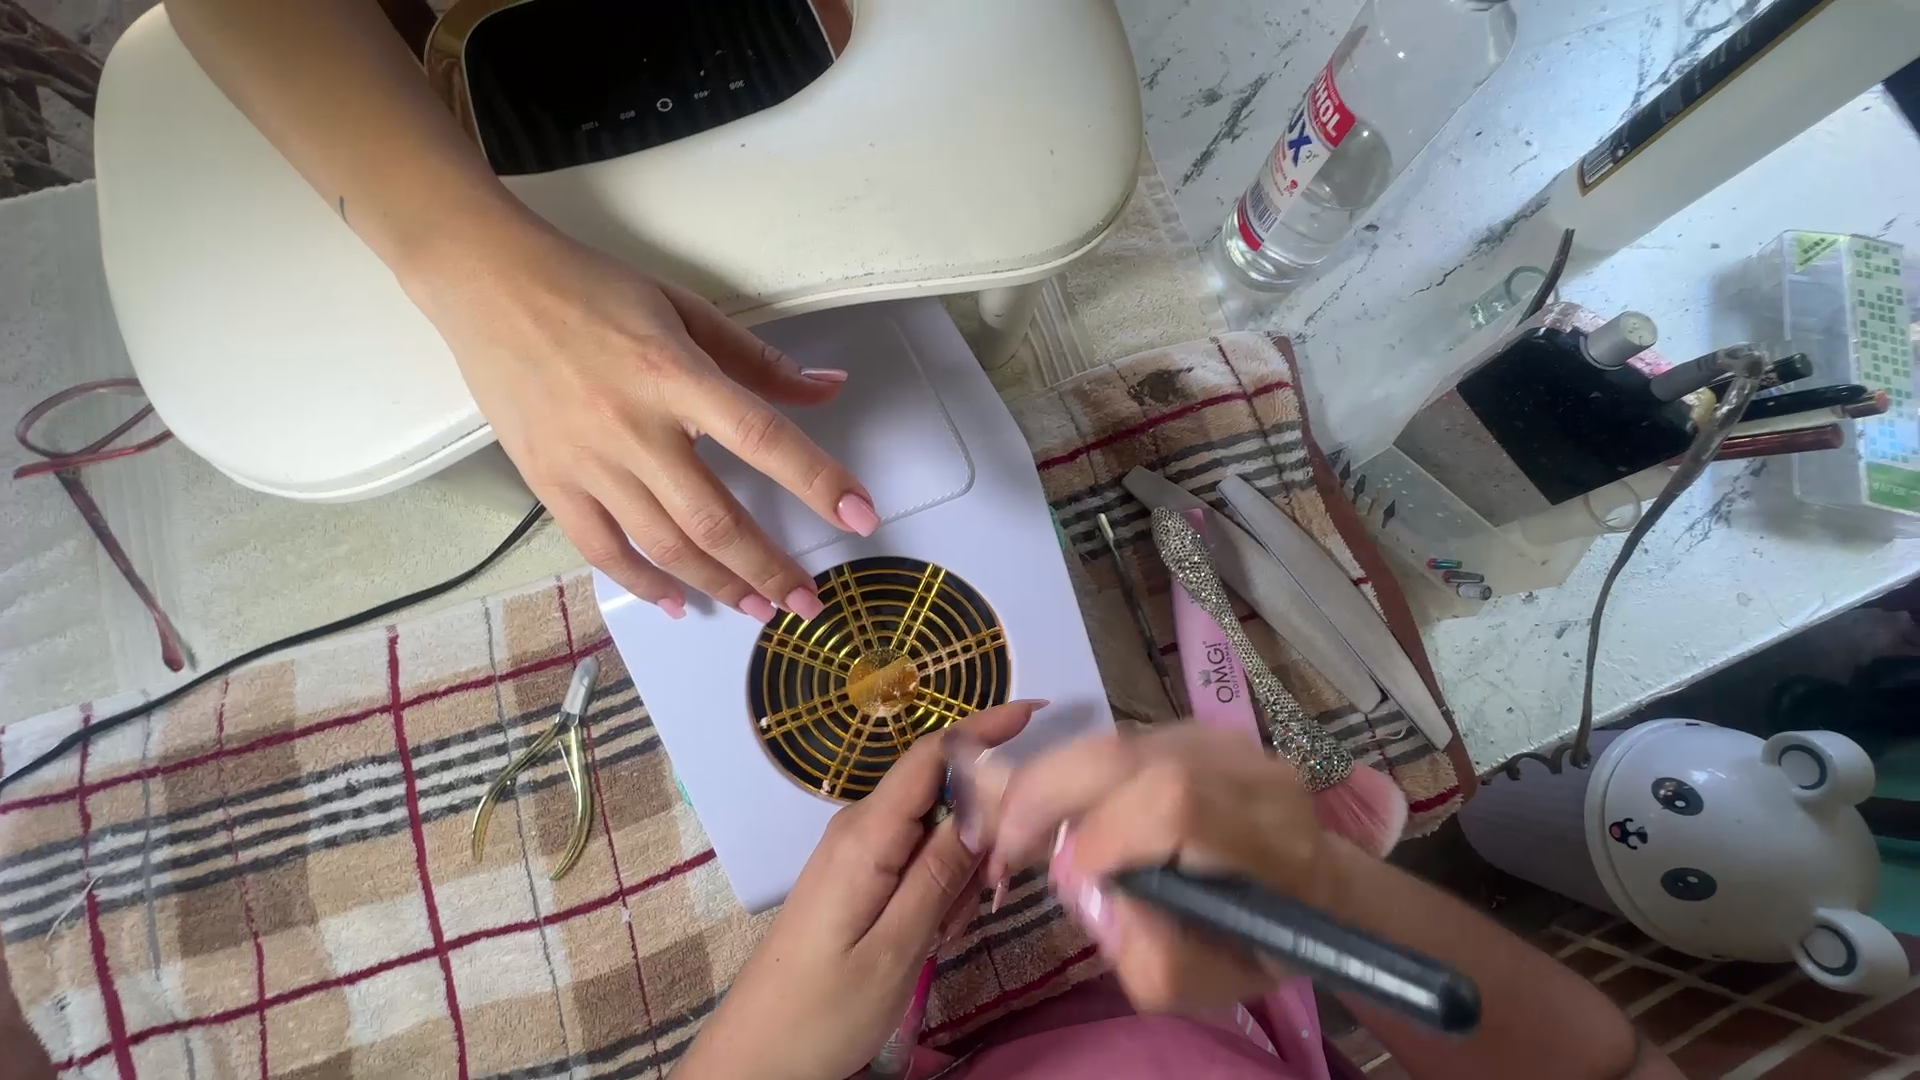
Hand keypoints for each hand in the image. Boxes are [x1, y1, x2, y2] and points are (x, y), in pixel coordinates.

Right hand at [401, 213, 877, 620]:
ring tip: (760, 609)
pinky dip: (642, 579)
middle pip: (715, 518)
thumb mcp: (687, 310)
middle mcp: (635, 428)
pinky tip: (675, 602)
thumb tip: (831, 390)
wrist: (485, 281)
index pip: (764, 439)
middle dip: (770, 568)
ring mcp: (588, 462)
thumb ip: (761, 362)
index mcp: (677, 377)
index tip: (862, 517)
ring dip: (719, 584)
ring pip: (664, 544)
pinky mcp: (548, 481)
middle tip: (809, 604)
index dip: (818, 482)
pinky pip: (601, 547)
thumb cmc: (596, 290)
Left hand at [675, 702, 1042, 1079]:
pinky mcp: (861, 872)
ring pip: (936, 830)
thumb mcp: (896, 948)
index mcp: (868, 833)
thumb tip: (987, 803)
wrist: (755, 1058)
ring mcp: (860, 848)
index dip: (984, 727)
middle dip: (979, 832)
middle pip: (943, 793)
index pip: (932, 755)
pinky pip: (918, 857)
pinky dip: (940, 886)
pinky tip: (932, 934)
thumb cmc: (823, 1010)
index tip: (1037, 712)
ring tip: (944, 934)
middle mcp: (862, 825)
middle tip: (988, 896)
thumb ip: (941, 871)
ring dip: (959, 871)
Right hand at [980, 727, 1345, 1013]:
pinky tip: (1064, 809)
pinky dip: (1074, 772)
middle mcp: (1248, 772)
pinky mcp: (1193, 727)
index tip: (1063, 876)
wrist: (1311, 885)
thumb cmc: (1260, 942)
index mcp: (1273, 842)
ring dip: (1052, 781)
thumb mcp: (1216, 985)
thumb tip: (1085, 894)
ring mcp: (1220, 739)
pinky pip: (1115, 740)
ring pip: (1111, 742)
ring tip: (1026, 829)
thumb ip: (1154, 960)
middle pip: (1127, 753)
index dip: (1104, 832)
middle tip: (1006, 840)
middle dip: (1047, 791)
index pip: (1176, 803)